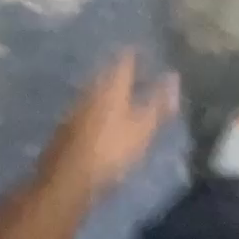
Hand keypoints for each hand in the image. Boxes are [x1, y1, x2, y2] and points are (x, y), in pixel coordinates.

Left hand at [38, 49, 179, 196]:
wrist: (64, 183)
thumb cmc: (110, 150)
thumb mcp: (143, 128)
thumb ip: (159, 102)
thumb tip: (174, 77)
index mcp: (112, 83)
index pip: (126, 58)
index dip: (138, 55)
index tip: (149, 56)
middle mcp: (92, 88)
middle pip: (109, 72)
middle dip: (124, 74)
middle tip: (141, 78)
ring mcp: (75, 108)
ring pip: (97, 91)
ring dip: (111, 93)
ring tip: (126, 101)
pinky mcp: (64, 129)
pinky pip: (87, 109)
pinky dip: (99, 110)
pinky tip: (106, 123)